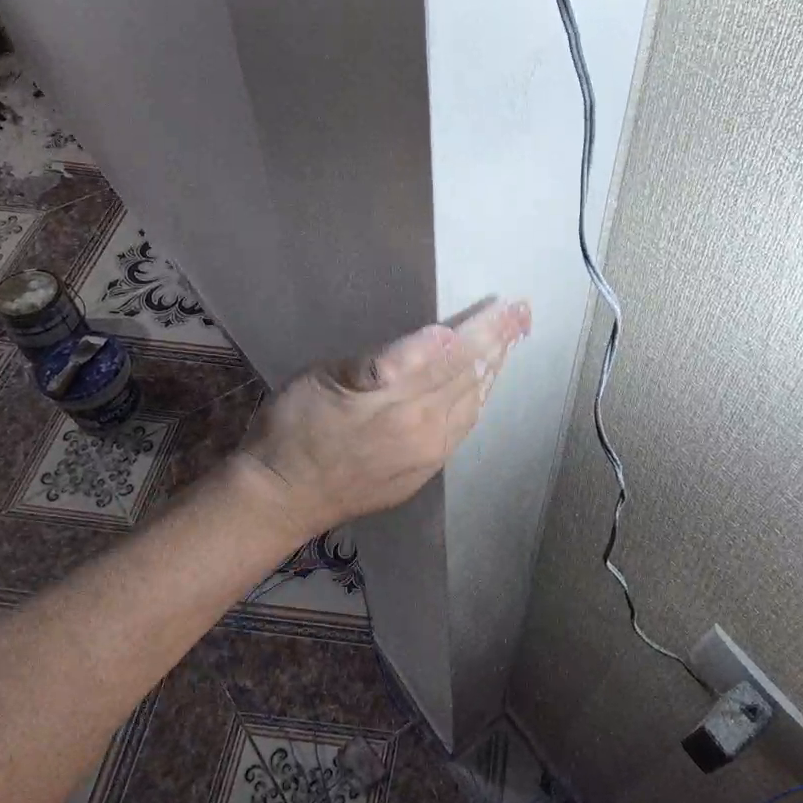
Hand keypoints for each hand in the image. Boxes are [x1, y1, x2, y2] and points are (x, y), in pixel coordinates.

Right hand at [236, 297, 531, 536]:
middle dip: (498, 342)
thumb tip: (442, 338)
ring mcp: (429, 454)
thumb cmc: (291, 428)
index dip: (483, 327)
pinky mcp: (425, 473)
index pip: (454, 353)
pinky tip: (483, 386)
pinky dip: (479, 400)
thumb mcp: (326, 378)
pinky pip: (464, 428)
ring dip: (494, 370)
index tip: (508, 304)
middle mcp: (424, 425)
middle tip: (521, 313)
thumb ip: (388, 360)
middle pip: (471, 376)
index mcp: (398, 396)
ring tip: (509, 342)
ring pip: (474, 403)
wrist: (281, 498)